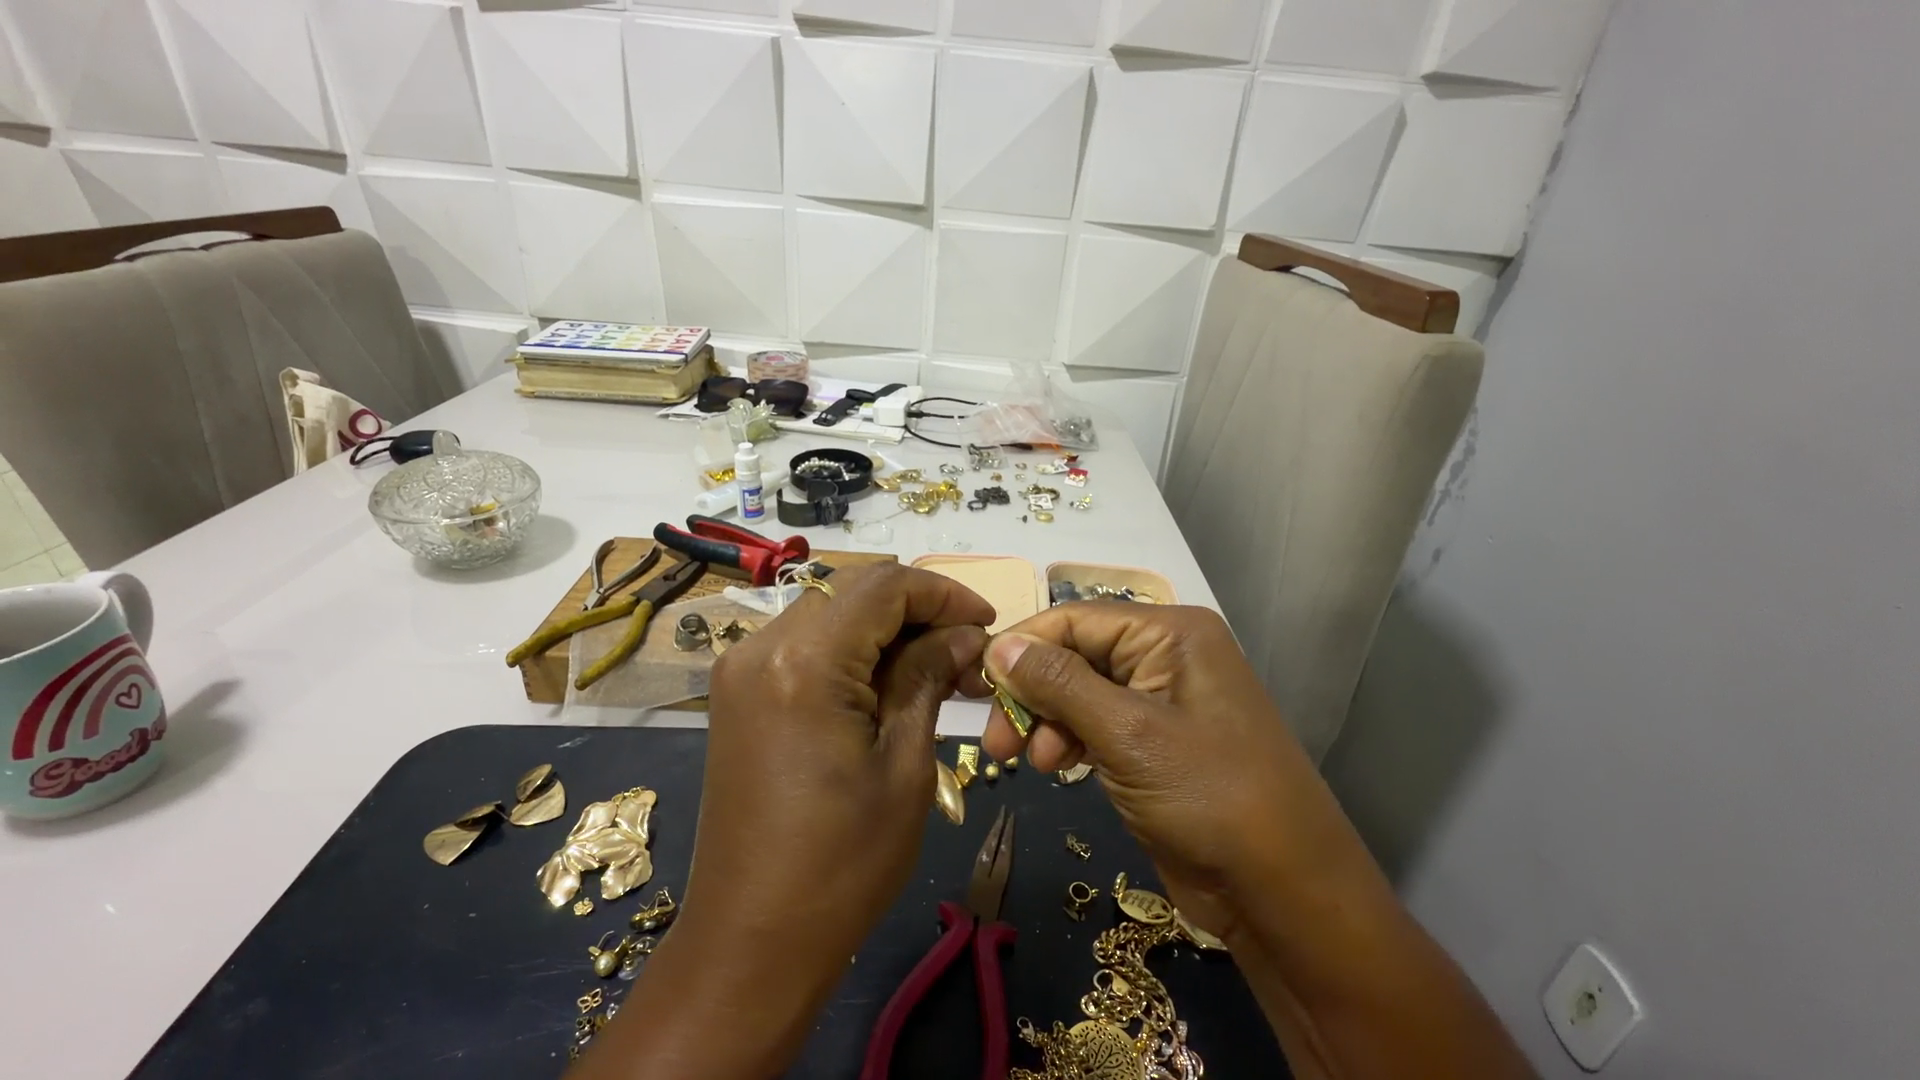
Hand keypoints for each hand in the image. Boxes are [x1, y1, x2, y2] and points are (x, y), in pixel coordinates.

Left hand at [688, 563, 993, 967]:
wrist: (753, 937)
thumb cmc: (843, 862)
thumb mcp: (905, 764)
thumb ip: (928, 677)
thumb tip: (964, 633)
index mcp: (803, 661)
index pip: (883, 586)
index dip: (943, 593)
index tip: (988, 621)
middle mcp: (759, 647)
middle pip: (852, 593)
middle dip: (916, 610)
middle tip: (968, 652)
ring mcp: (740, 670)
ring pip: (828, 616)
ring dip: (884, 631)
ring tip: (937, 671)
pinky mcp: (737, 696)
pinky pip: (803, 647)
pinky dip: (850, 653)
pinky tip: (887, 686)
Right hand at [980, 604, 1362, 941]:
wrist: (1282, 888)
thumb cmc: (1208, 796)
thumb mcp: (1127, 733)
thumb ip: (1059, 684)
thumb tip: (999, 645)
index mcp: (1171, 634)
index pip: (1076, 618)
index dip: (1023, 646)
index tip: (976, 685)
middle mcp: (1167, 657)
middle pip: (1076, 655)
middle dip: (1032, 692)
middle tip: (994, 740)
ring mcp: (1163, 703)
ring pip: (1081, 694)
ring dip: (1046, 722)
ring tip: (1026, 763)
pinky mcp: (1157, 746)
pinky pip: (1098, 726)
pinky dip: (1069, 742)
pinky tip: (1053, 768)